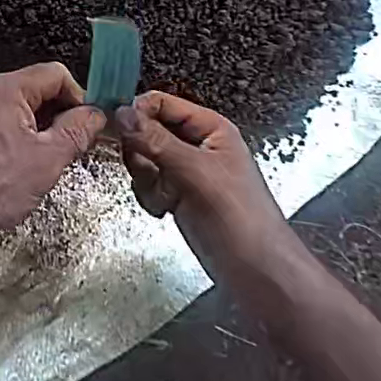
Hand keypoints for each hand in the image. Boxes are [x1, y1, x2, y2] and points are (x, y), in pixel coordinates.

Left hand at [0, 63, 107, 249]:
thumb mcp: (47, 159)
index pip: (56, 74)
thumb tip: (95, 114)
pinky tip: (31, 161)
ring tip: (54, 157)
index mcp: (8, 88)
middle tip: (76, 145)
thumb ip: (75, 131)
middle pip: (41, 87)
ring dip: (46, 126)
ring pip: (26, 105)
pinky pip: (10, 118)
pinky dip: (27, 133)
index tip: (88, 124)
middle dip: (63, 113)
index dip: (78, 96)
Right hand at [115, 91, 289, 268]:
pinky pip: (145, 182)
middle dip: (140, 152)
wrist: (259, 277)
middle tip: (151, 170)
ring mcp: (184, 171)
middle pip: (145, 129)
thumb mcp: (195, 172)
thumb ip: (155, 140)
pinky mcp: (176, 194)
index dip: (138, 113)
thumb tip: (122, 113)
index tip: (121, 131)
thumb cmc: (241, 219)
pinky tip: (164, 209)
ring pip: (141, 157)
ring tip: (165, 195)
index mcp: (209, 128)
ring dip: (145, 178)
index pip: (160, 103)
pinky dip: (148, 195)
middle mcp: (195, 145)